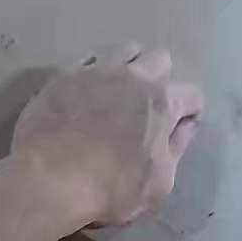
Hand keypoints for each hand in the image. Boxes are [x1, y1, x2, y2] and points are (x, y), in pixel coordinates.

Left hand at [10, 43, 203, 228]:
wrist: (49, 181)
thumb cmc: (111, 189)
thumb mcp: (159, 182)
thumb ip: (176, 148)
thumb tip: (184, 127)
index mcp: (162, 102)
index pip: (192, 94)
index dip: (190, 112)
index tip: (179, 128)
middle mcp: (132, 75)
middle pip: (159, 59)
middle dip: (161, 80)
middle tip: (148, 108)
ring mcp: (95, 70)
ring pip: (124, 51)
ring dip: (128, 68)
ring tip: (117, 95)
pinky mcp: (62, 75)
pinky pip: (86, 60)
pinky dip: (92, 74)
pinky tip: (85, 95)